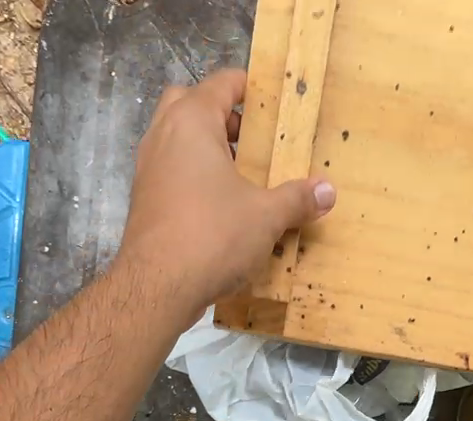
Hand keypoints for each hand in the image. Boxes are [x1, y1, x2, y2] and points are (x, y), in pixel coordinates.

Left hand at [117, 69, 336, 319]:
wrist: (157, 286)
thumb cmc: (213, 236)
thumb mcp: (266, 217)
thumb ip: (297, 199)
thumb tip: (328, 191)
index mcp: (192, 121)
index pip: (221, 83)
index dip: (248, 88)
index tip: (271, 102)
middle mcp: (163, 134)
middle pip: (191, 104)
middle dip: (222, 117)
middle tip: (252, 141)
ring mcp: (147, 168)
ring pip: (178, 141)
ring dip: (207, 150)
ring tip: (240, 178)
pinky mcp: (144, 201)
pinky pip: (171, 173)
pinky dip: (193, 178)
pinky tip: (219, 208)